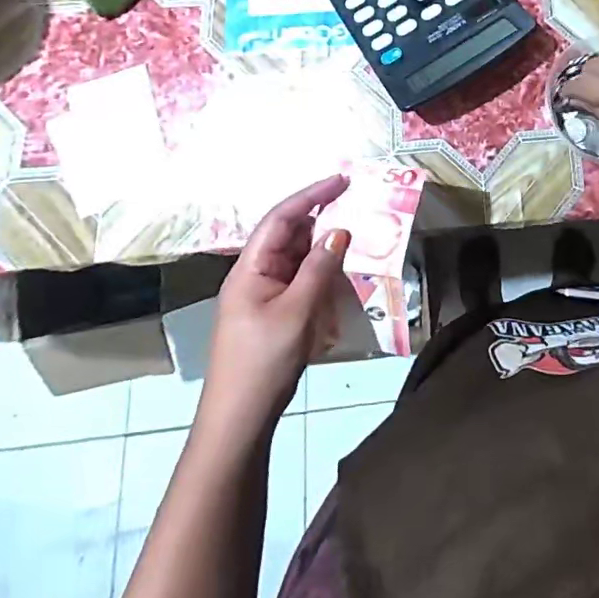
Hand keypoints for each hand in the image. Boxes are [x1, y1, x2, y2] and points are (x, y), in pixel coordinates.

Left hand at [197, 175, 350, 438]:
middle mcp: (255, 275)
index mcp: (250, 269)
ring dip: (325, 243)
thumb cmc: (263, 361)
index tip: (342, 180)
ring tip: (358, 231)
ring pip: (298, 256)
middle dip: (321, 215)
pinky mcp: (276, 312)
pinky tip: (344, 268)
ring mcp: (265, 294)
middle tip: (358, 203)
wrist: (240, 417)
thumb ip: (319, 268)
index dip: (310, 195)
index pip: (281, 219)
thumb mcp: (296, 312)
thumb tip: (340, 231)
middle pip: (289, 234)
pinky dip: (323, 269)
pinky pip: (302, 278)